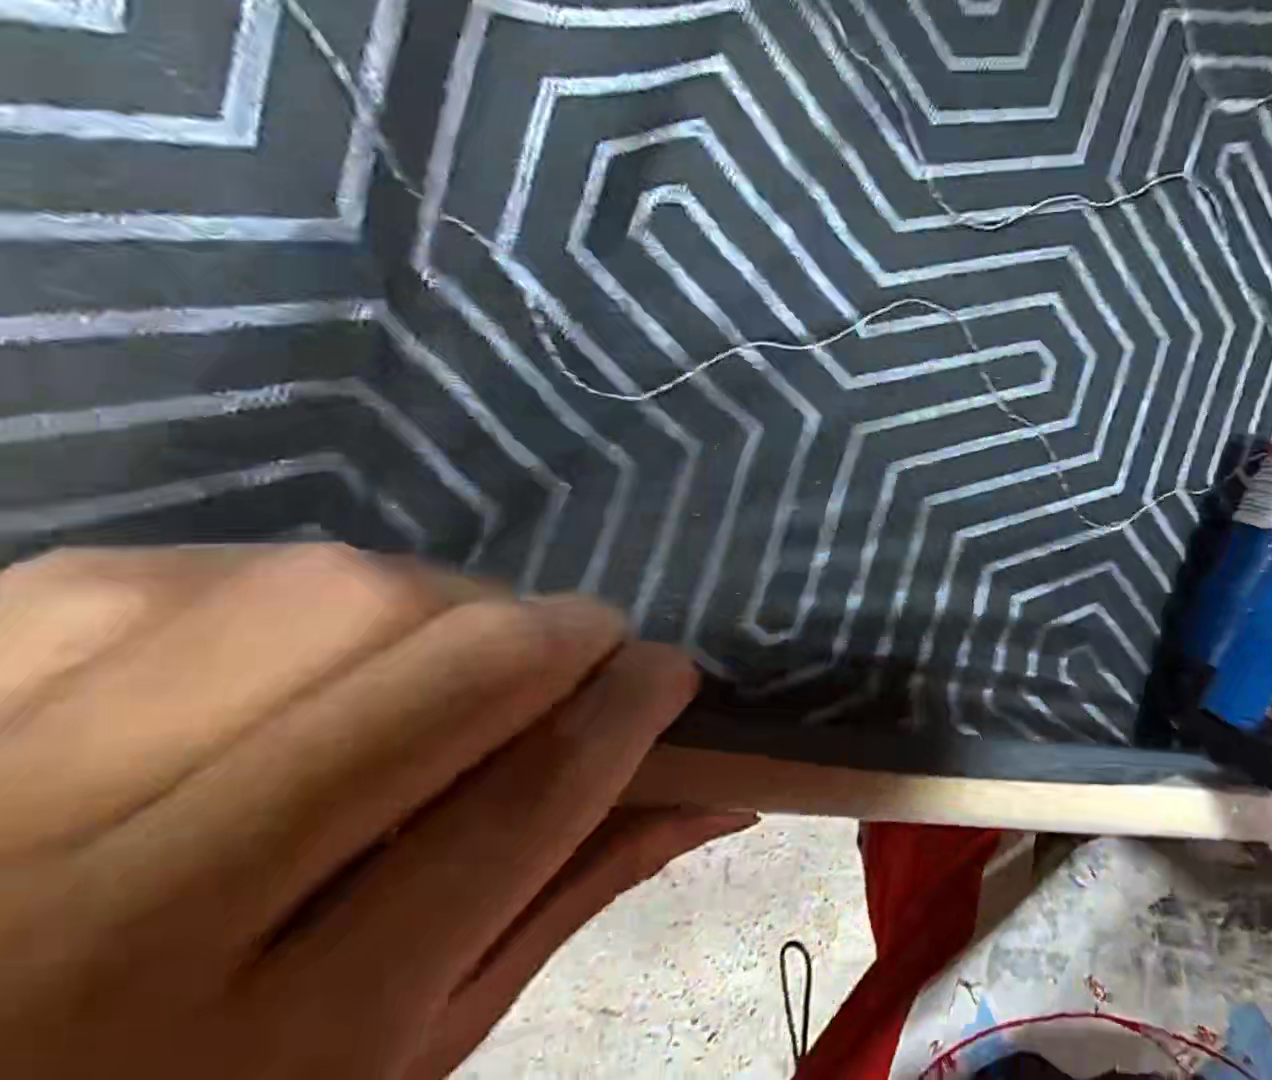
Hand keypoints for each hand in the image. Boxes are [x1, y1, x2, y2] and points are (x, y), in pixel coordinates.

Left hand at [0, 546, 754, 1079]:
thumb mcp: (411, 1048)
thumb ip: (571, 895)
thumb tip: (726, 791)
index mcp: (288, 1043)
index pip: (531, 799)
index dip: (631, 705)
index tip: (671, 669)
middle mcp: (118, 928)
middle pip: (443, 676)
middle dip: (557, 632)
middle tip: (586, 640)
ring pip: (319, 599)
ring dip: (434, 596)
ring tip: (448, 635)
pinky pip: (157, 573)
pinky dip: (275, 581)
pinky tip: (292, 629)